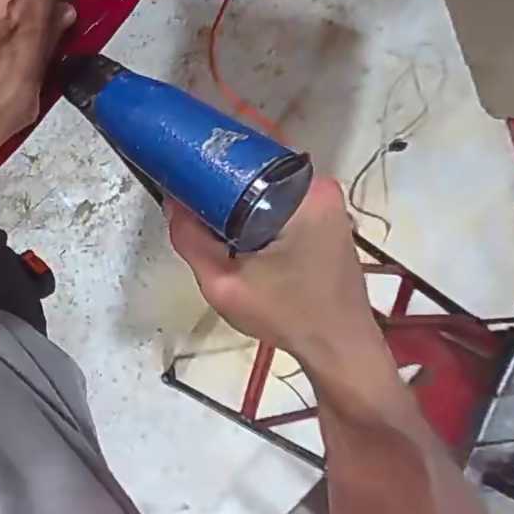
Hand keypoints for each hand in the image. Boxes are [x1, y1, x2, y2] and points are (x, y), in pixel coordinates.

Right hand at [165, 177, 392, 380]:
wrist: (341, 349)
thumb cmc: (287, 316)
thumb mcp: (222, 284)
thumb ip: (189, 240)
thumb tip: (172, 203)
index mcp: (302, 194)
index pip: (238, 163)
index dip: (204, 174)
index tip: (181, 187)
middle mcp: (319, 188)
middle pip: (250, 175)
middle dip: (220, 192)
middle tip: (197, 218)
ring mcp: (327, 203)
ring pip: (263, 189)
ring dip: (238, 205)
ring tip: (215, 230)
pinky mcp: (328, 218)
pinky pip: (279, 202)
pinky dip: (257, 214)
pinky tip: (242, 239)